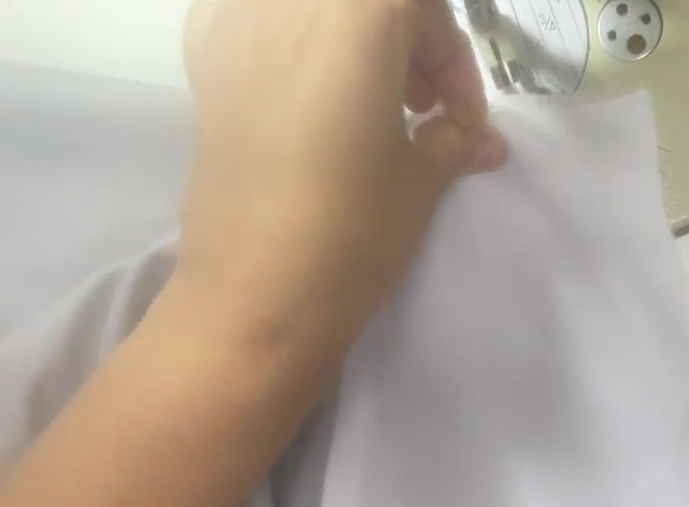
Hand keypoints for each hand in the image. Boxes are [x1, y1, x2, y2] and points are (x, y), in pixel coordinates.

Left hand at [174, 0, 507, 375]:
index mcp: (353, 14)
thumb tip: (485, 142)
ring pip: (314, 5)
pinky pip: (261, 16)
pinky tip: (311, 98)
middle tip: (420, 110)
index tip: (461, 121)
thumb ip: (453, 143)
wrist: (255, 296)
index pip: (422, 4)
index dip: (454, 58)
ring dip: (355, 37)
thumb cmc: (351, 236)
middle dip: (407, 43)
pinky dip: (298, 42)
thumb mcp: (418, 186)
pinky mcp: (203, 60)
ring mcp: (234, 21)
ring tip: (368, 106)